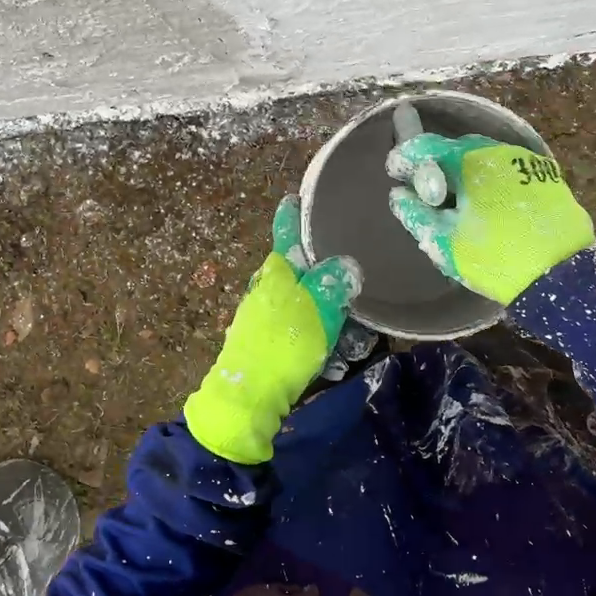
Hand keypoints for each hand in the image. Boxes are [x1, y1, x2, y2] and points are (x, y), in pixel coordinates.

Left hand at [183, 196, 361, 464]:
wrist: (248, 397)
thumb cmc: (283, 345)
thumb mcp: (317, 309)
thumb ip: (332, 283)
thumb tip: (344, 265)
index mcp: (275, 273)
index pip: (285, 235)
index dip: (291, 216)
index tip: (294, 197)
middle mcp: (265, 289)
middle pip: (295, 270)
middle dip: (318, 272)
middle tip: (343, 271)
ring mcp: (261, 317)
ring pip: (299, 302)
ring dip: (322, 310)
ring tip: (346, 325)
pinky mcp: (264, 344)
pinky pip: (296, 329)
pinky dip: (315, 334)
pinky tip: (330, 350)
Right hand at [385, 133, 594, 304]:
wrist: (563, 278)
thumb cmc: (496, 257)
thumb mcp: (444, 242)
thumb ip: (416, 215)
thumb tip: (400, 195)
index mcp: (472, 162)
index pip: (427, 146)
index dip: (405, 158)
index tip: (395, 174)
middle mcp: (501, 152)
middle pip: (457, 150)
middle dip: (437, 167)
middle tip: (426, 194)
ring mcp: (528, 164)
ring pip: (485, 161)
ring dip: (466, 175)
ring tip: (458, 204)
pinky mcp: (549, 180)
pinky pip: (508, 174)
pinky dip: (492, 184)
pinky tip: (490, 210)